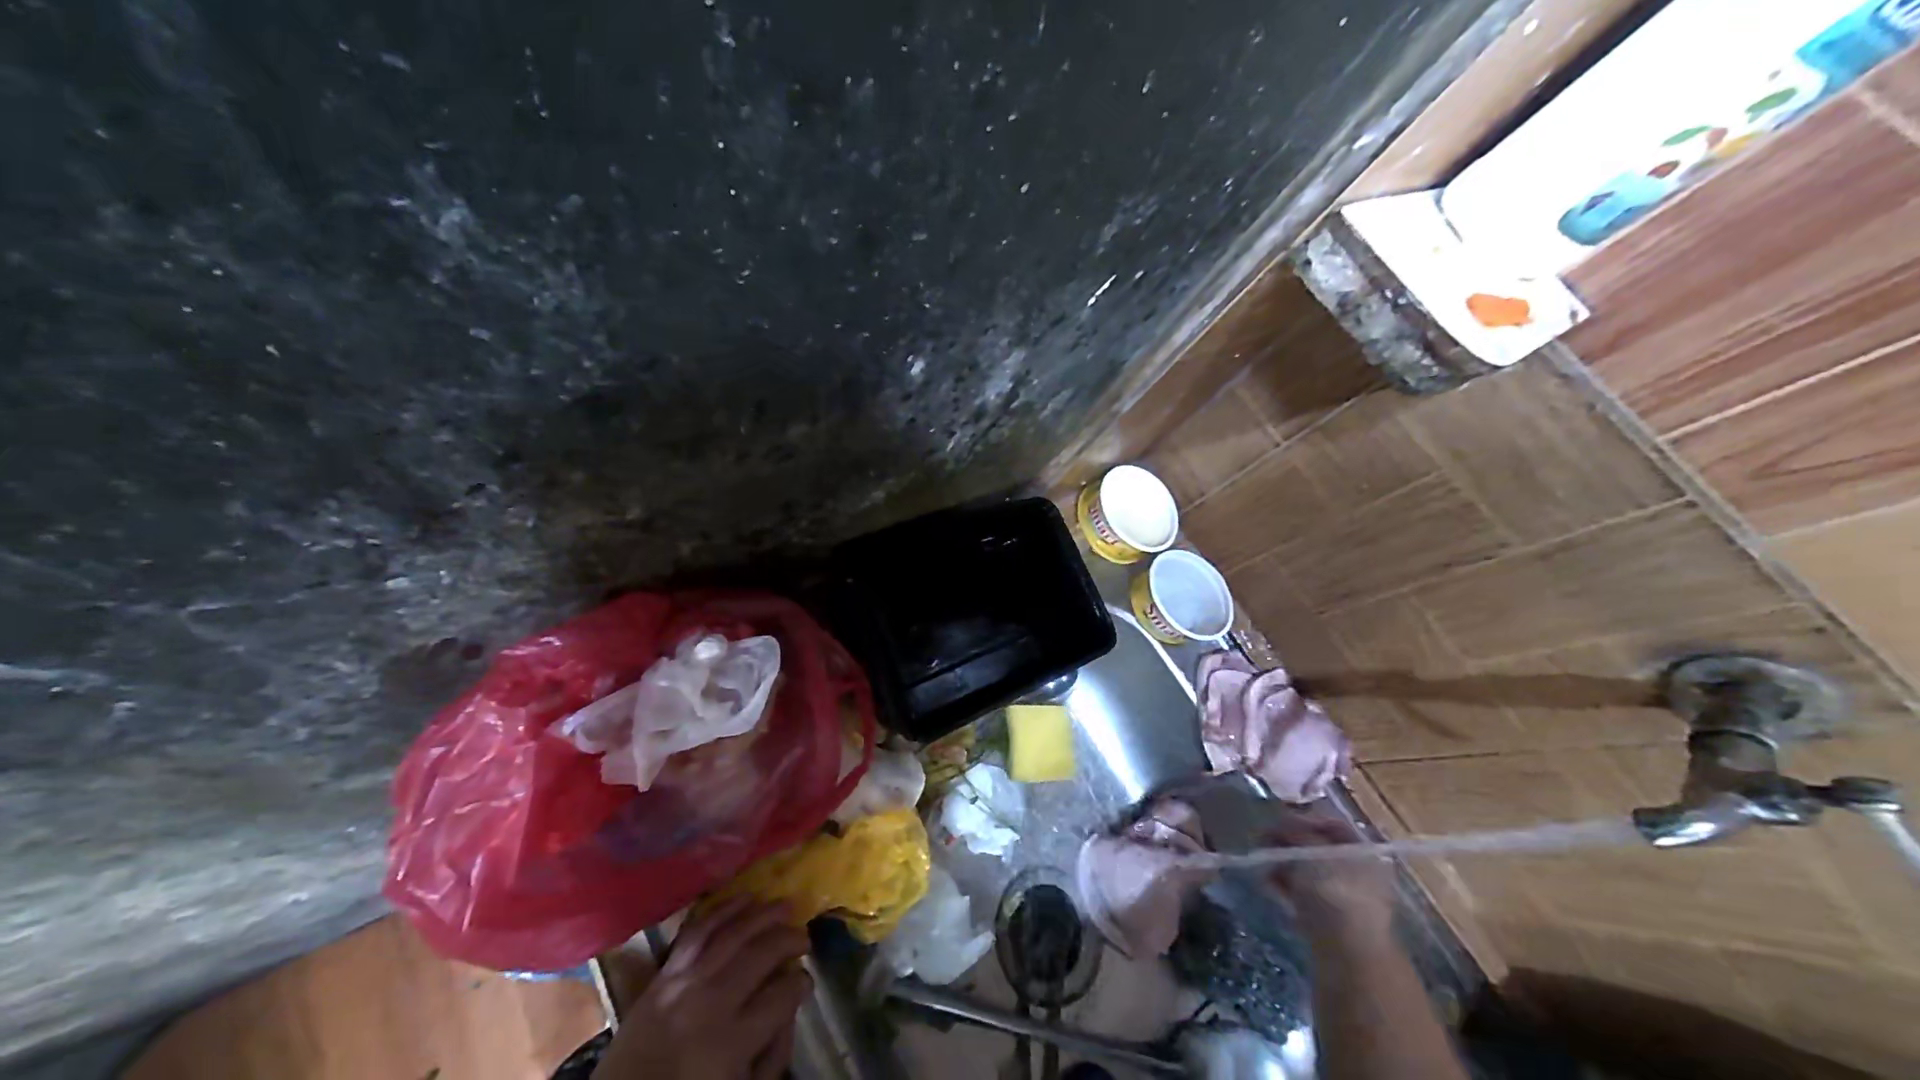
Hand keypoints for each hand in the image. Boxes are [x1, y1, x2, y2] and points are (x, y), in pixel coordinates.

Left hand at [592, 899, 811, 1079]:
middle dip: (790, 939)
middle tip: (805, 937)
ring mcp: (683, 983)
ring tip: (786, 905)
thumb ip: (773, 1056)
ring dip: (763, 914)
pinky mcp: (662, 975)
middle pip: (760, 954)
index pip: (781, 995)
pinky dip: (723, 910)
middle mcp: (710, 1003)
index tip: (806, 981)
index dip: (802, 982)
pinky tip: (746, 898)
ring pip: (732, 934)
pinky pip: (697, 932)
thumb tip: (790, 1010)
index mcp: (731, 1042)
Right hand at [1263, 805, 1394, 940]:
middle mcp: (1357, 870)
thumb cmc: (1334, 890)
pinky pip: (1303, 892)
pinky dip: (1285, 885)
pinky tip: (1266, 883)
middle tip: (1261, 842)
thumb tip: (1280, 824)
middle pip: (1315, 847)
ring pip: (1306, 870)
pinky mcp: (1329, 918)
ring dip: (1282, 863)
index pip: (1329, 824)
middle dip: (1286, 843)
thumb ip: (1294, 831)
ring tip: (1260, 864)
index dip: (1301, 820)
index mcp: (1362, 851)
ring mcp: (1344, 896)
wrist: (1348, 952)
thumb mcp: (1311, 850)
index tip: (1275, 824)